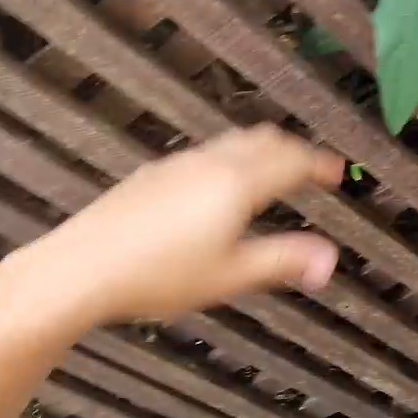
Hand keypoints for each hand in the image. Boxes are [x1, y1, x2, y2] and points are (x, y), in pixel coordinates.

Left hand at [2, 126, 342, 330]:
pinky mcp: (155, 173)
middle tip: (311, 170)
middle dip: (294, 151)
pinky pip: (209, 152)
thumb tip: (330, 261)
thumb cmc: (159, 276)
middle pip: (265, 140)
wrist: (79, 269)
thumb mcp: (229, 276)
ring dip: (263, 150)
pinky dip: (233, 157)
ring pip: (235, 142)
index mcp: (238, 184)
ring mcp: (181, 164)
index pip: (292, 161)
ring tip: (272, 171)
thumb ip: (283, 262)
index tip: (337, 172)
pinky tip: (219, 186)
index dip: (320, 164)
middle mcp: (213, 163)